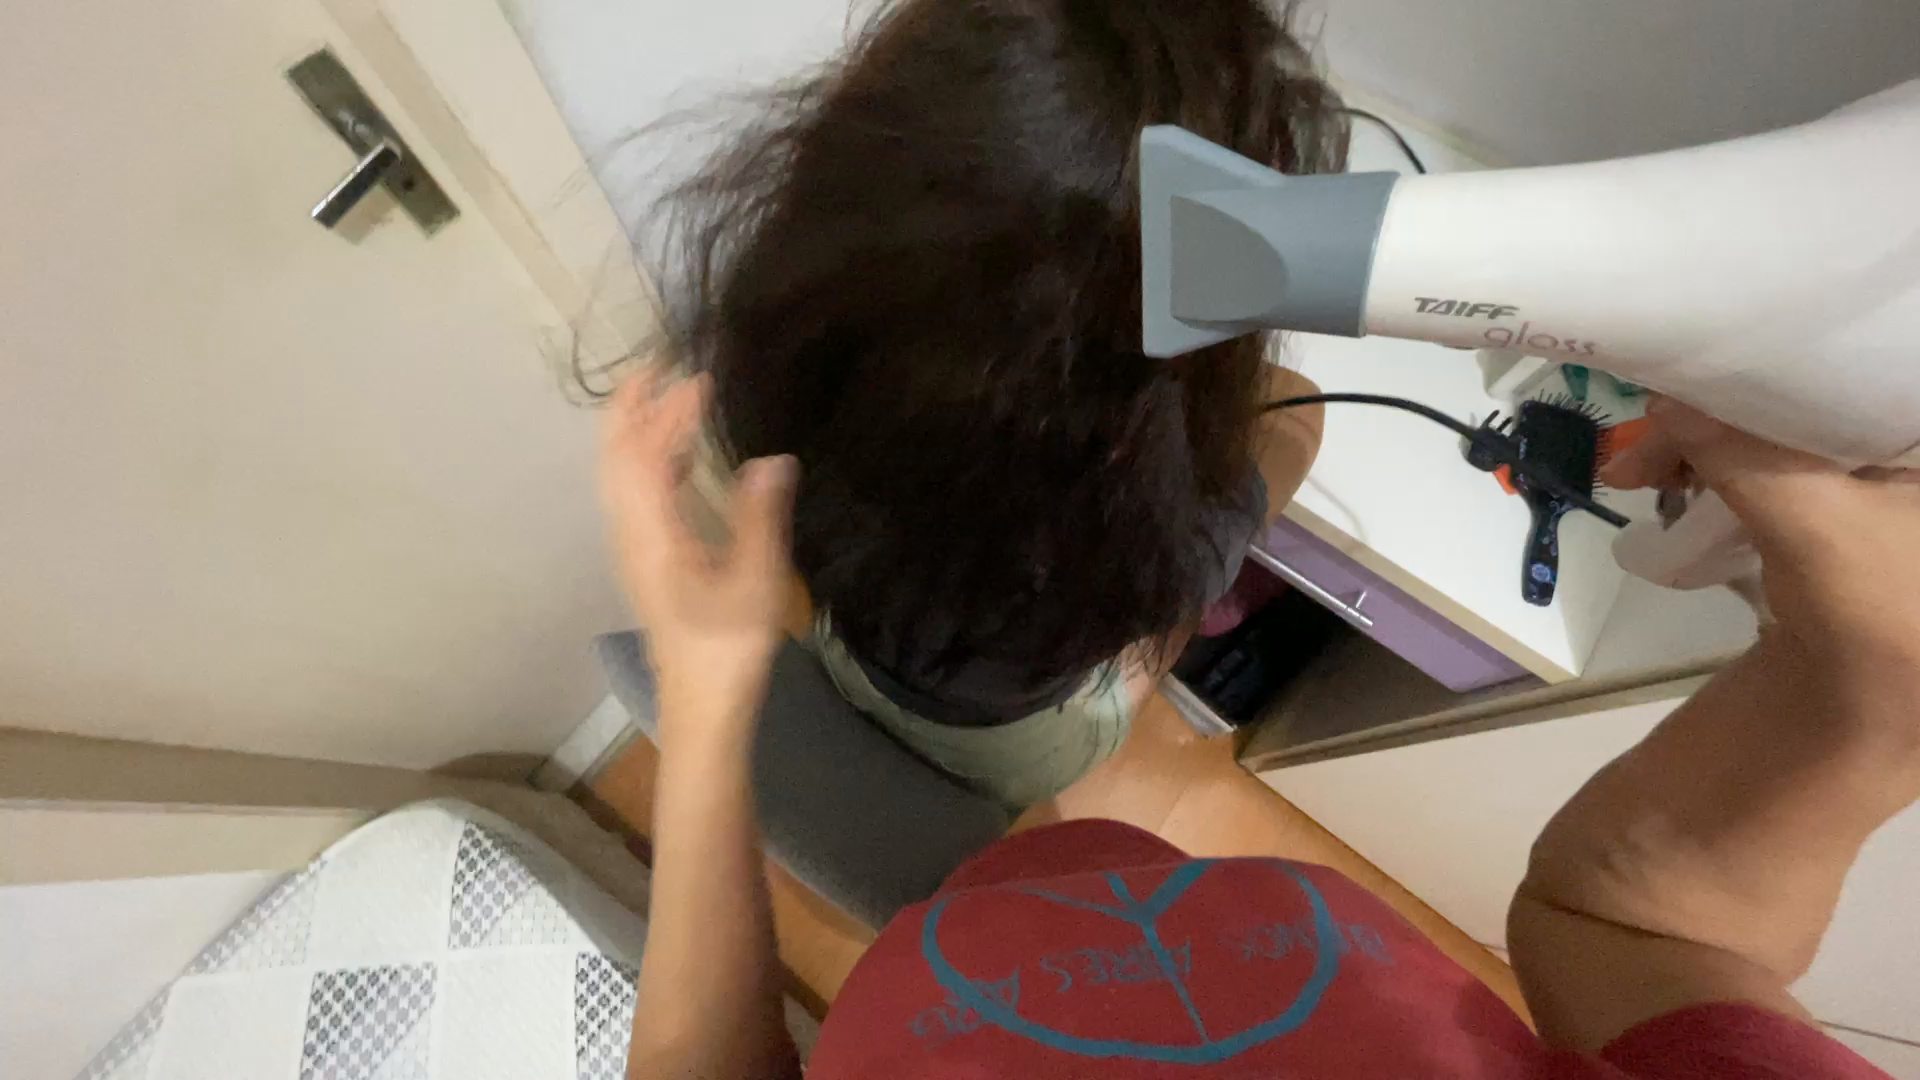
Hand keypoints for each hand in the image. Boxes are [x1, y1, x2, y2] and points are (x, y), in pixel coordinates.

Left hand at [601, 369, 797, 741]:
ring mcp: (634, 547)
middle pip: (615, 456)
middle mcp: (631, 534)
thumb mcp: (755, 582)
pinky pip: (635, 492)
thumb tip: (772, 459)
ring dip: (639, 430)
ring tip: (670, 398)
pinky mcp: (646, 560)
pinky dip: (650, 459)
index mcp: (652, 534)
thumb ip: (760, 517)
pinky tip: (680, 457)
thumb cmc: (728, 648)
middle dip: (633, 406)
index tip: (700, 378)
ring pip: (620, 474)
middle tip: (661, 366)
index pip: (645, 453)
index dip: (667, 410)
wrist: (700, 704)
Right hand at [1602, 397, 1919, 663]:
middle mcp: (1903, 446)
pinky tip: (1674, 486)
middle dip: (1706, 425)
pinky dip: (1713, 470)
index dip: (1761, 374)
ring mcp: (1876, 476)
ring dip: (1696, 450)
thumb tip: (1668, 401)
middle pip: (1795, 405)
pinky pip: (1767, 462)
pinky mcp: (1839, 500)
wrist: (1876, 692)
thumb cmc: (1880, 606)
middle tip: (1637, 457)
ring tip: (1634, 478)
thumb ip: (1743, 457)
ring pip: (1770, 435)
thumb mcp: (1811, 524)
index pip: (1844, 372)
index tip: (1686, 390)